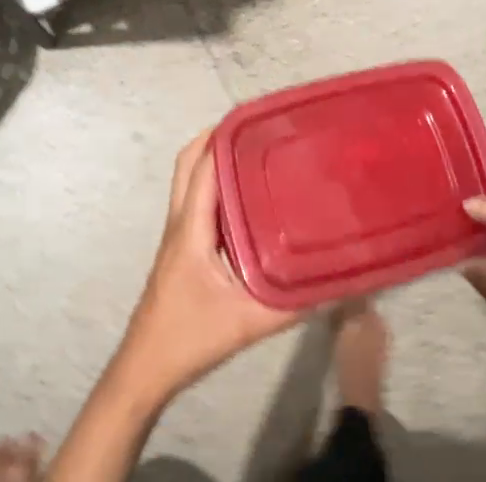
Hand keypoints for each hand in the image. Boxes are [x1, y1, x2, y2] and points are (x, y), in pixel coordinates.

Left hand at [116, 130, 306, 397]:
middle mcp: (179, 222)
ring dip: (215, 160)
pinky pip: (195, 201)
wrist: (145, 369)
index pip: (203, 166)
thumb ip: (295, 303)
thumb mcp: (250, 322)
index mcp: (191, 228)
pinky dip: (215, 185)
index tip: (260, 116)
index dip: (226, 136)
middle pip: (188, 162)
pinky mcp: (181, 249)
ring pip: (188, 180)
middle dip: (217, 137)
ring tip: (258, 154)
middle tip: (258, 128)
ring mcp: (177, 235)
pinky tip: (248, 200)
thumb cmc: (190, 338)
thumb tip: (339, 280)